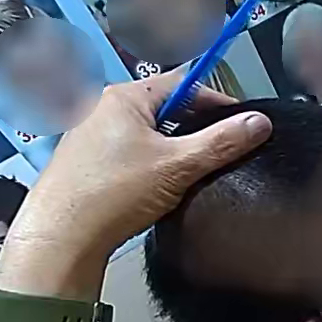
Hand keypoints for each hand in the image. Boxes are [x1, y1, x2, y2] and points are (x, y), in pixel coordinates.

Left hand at [0, 75, 269, 297]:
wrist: (60, 237)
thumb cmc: (116, 192)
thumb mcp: (180, 165)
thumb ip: (223, 142)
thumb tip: (261, 122)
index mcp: (125, 96)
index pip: (185, 84)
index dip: (220, 102)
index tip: (245, 123)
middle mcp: (103, 106)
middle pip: (167, 107)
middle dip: (199, 125)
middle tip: (227, 148)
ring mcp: (90, 133)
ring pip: (151, 130)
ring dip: (177, 144)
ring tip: (200, 168)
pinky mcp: (87, 160)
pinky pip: (133, 148)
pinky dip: (156, 159)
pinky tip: (166, 182)